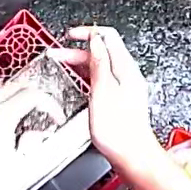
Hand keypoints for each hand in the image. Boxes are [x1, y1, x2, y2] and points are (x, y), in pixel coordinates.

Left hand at [0, 76, 63, 189]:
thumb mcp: (23, 170)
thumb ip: (34, 143)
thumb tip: (37, 134)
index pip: (30, 94)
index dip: (49, 103)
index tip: (56, 115)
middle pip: (9, 86)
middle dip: (30, 94)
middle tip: (44, 110)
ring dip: (7, 91)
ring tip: (22, 107)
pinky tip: (0, 120)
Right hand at [49, 26, 164, 174]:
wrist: (133, 157)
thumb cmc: (119, 130)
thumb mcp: (102, 91)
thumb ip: (99, 63)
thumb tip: (95, 39)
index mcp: (125, 68)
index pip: (108, 36)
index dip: (88, 32)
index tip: (70, 35)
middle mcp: (127, 75)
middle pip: (102, 51)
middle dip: (78, 49)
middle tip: (57, 53)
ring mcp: (124, 87)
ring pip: (100, 65)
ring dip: (80, 61)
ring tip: (61, 64)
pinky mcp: (120, 99)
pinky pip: (101, 79)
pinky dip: (86, 75)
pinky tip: (77, 81)